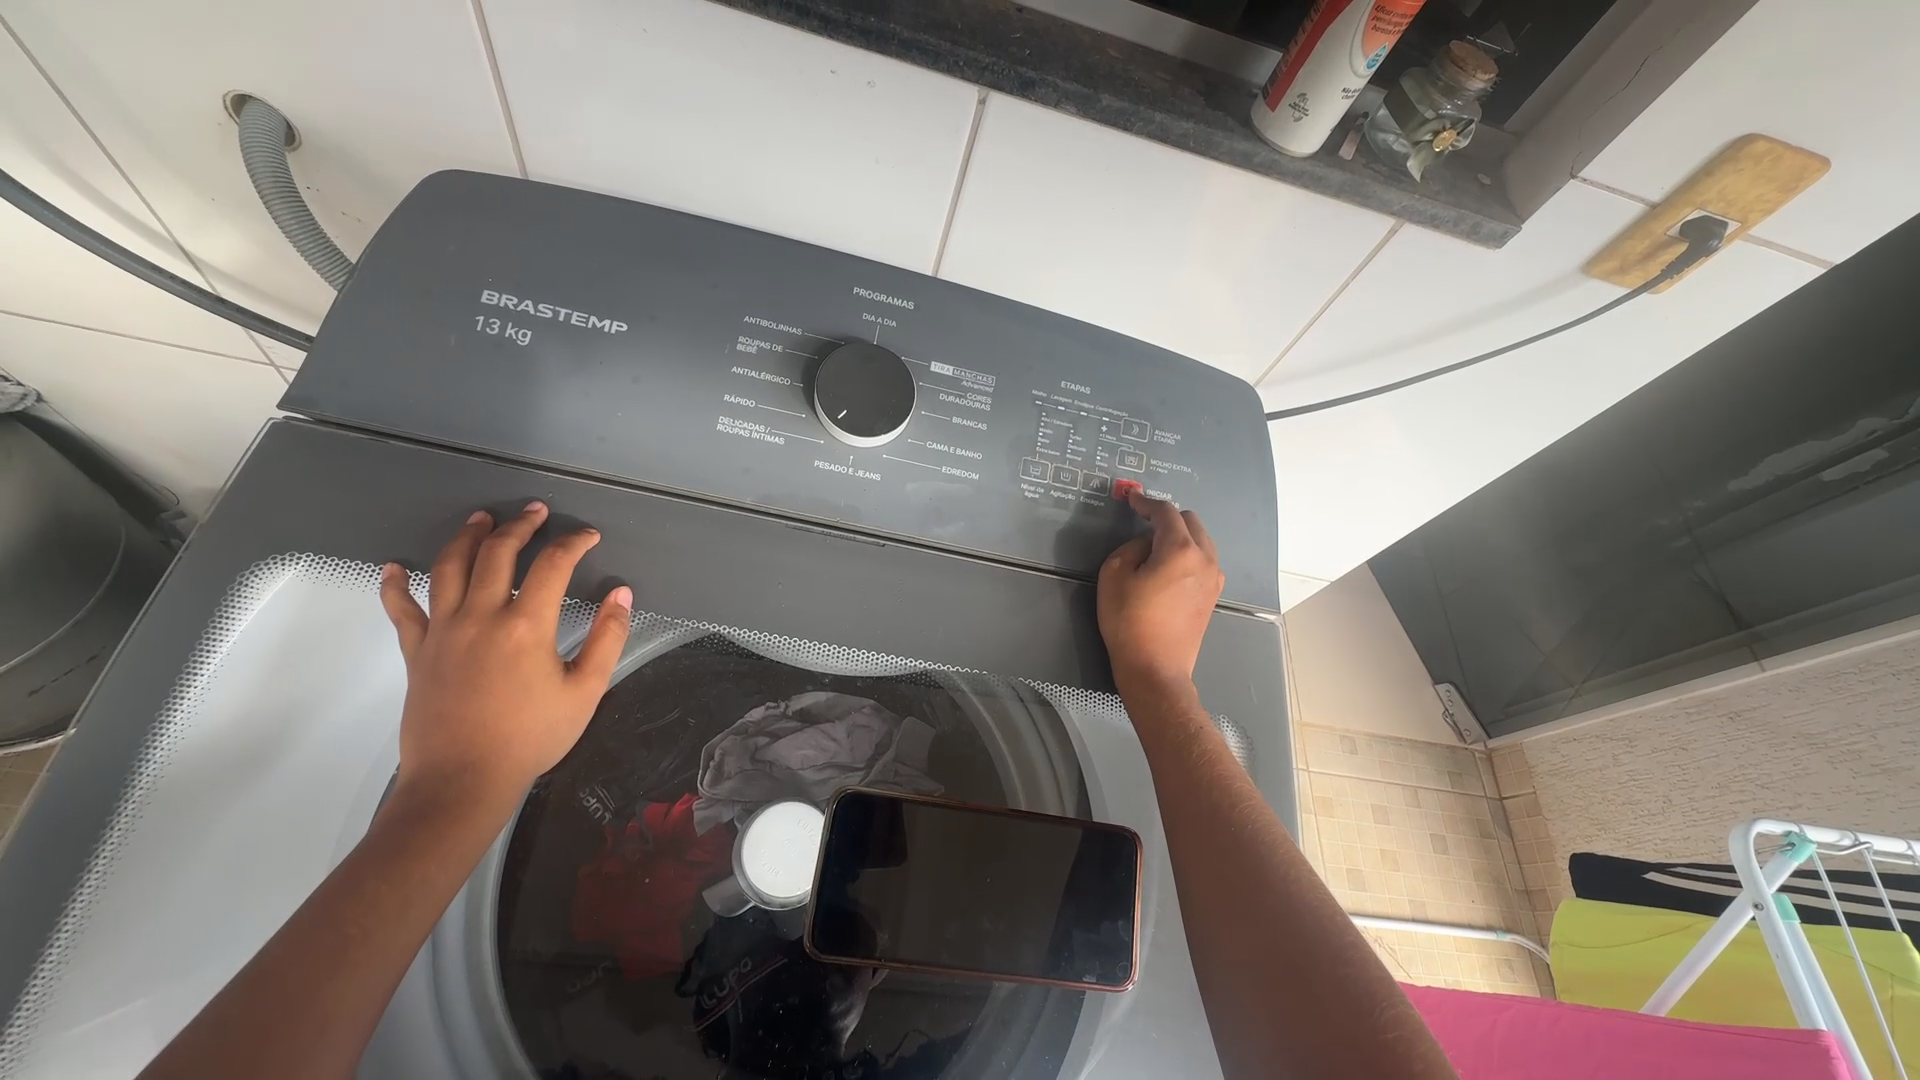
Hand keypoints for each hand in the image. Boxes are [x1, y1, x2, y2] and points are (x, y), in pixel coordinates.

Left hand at [379, 501, 631, 804]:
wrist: (462, 781)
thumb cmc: (531, 738)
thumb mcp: (585, 692)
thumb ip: (608, 639)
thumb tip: (622, 595)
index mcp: (526, 626)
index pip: (553, 566)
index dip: (574, 543)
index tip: (589, 536)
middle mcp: (481, 616)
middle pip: (497, 553)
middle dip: (519, 526)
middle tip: (535, 512)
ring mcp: (443, 631)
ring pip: (449, 568)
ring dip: (467, 538)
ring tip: (480, 520)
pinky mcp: (417, 651)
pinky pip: (402, 610)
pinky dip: (395, 585)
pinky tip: (392, 567)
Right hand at [1097, 492, 1224, 692]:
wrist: (1155, 669)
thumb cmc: (1129, 621)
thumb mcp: (1114, 574)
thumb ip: (1131, 548)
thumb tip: (1146, 546)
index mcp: (1181, 550)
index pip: (1166, 512)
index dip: (1146, 502)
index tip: (1131, 498)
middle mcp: (1206, 559)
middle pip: (1191, 521)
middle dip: (1166, 517)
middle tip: (1142, 522)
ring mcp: (1214, 579)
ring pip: (1201, 541)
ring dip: (1180, 535)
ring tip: (1154, 545)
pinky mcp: (1213, 596)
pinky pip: (1203, 561)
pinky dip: (1188, 553)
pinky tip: (1168, 566)